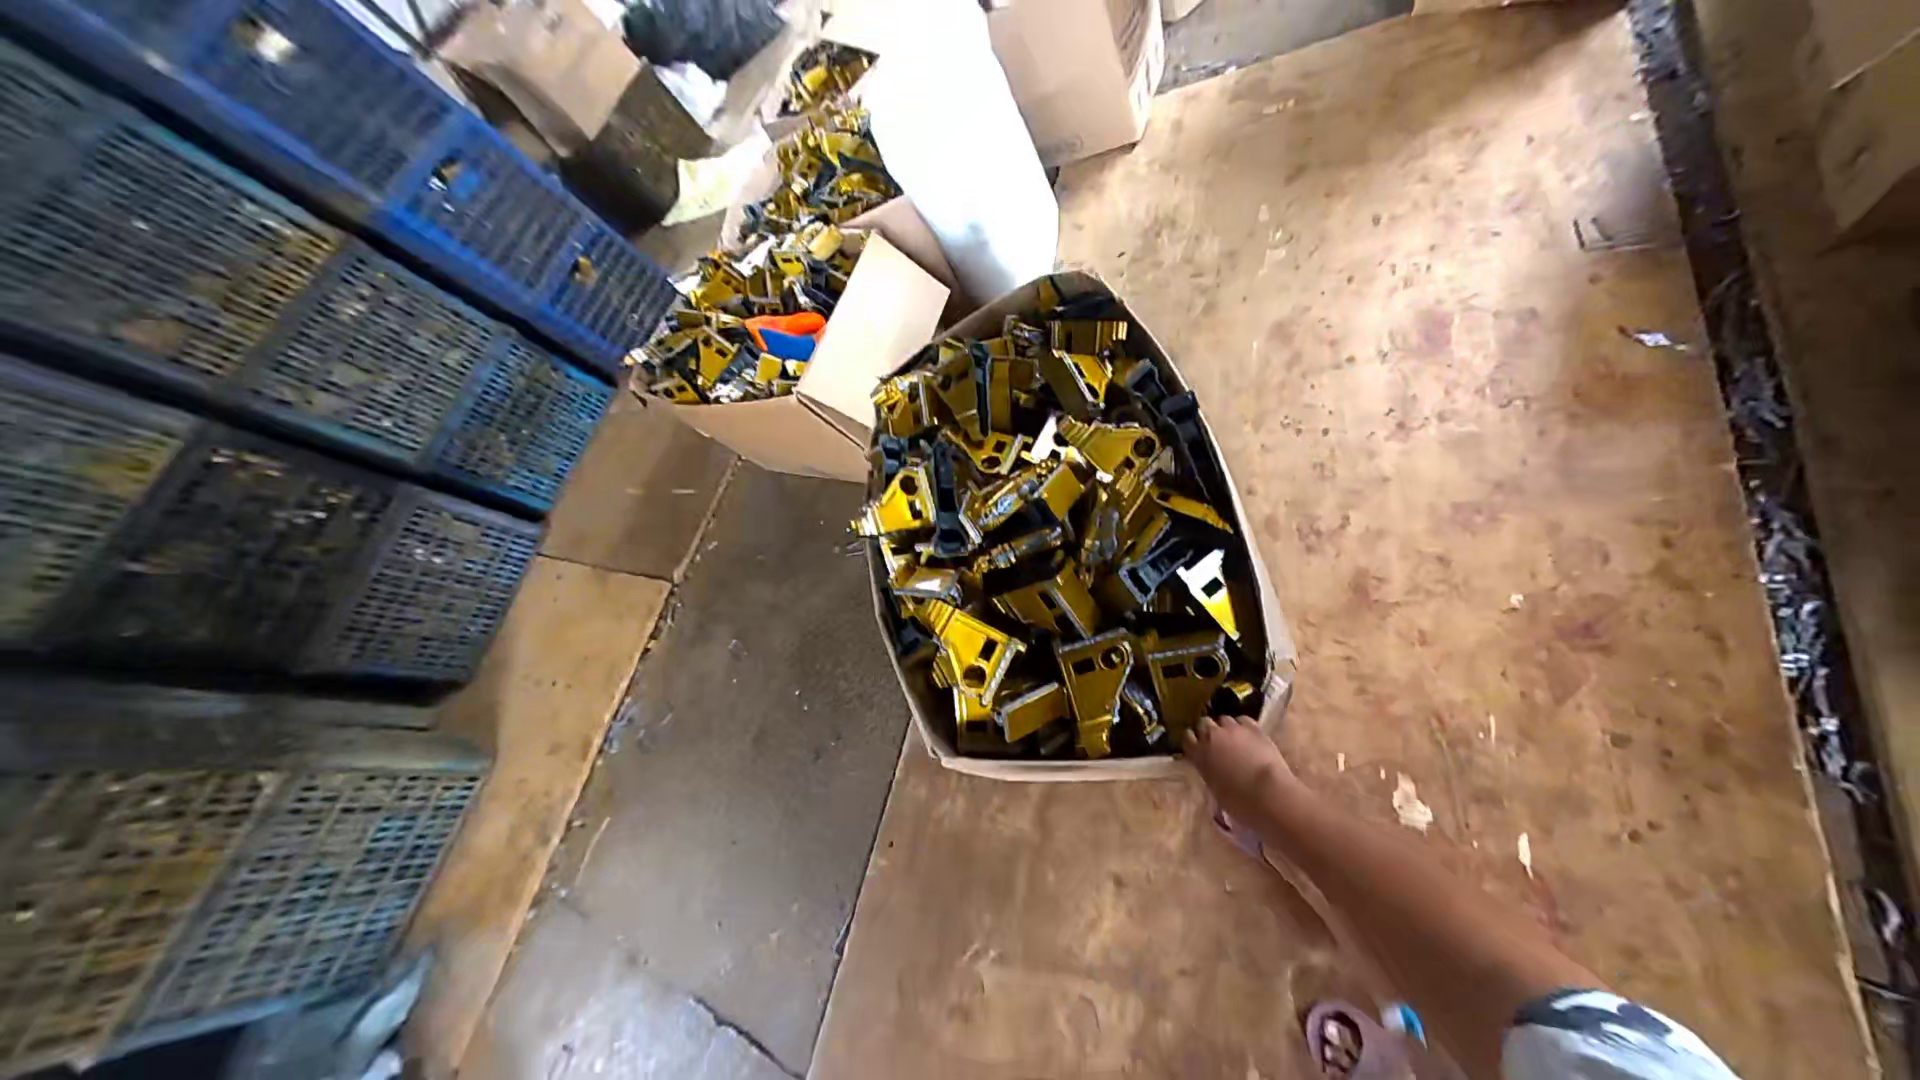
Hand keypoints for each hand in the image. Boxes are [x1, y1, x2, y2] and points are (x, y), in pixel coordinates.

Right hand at [1183, 715, 1296, 820]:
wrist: (1268, 794)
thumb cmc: (1239, 802)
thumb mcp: (1214, 788)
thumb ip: (1209, 771)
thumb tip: (1213, 769)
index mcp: (1198, 754)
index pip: (1187, 737)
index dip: (1194, 740)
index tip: (1198, 746)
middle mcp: (1211, 737)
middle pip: (1203, 723)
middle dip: (1209, 731)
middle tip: (1217, 742)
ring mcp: (1231, 729)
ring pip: (1223, 719)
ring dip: (1226, 727)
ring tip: (1235, 738)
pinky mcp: (1252, 728)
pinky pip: (1243, 720)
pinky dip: (1244, 726)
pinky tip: (1249, 736)